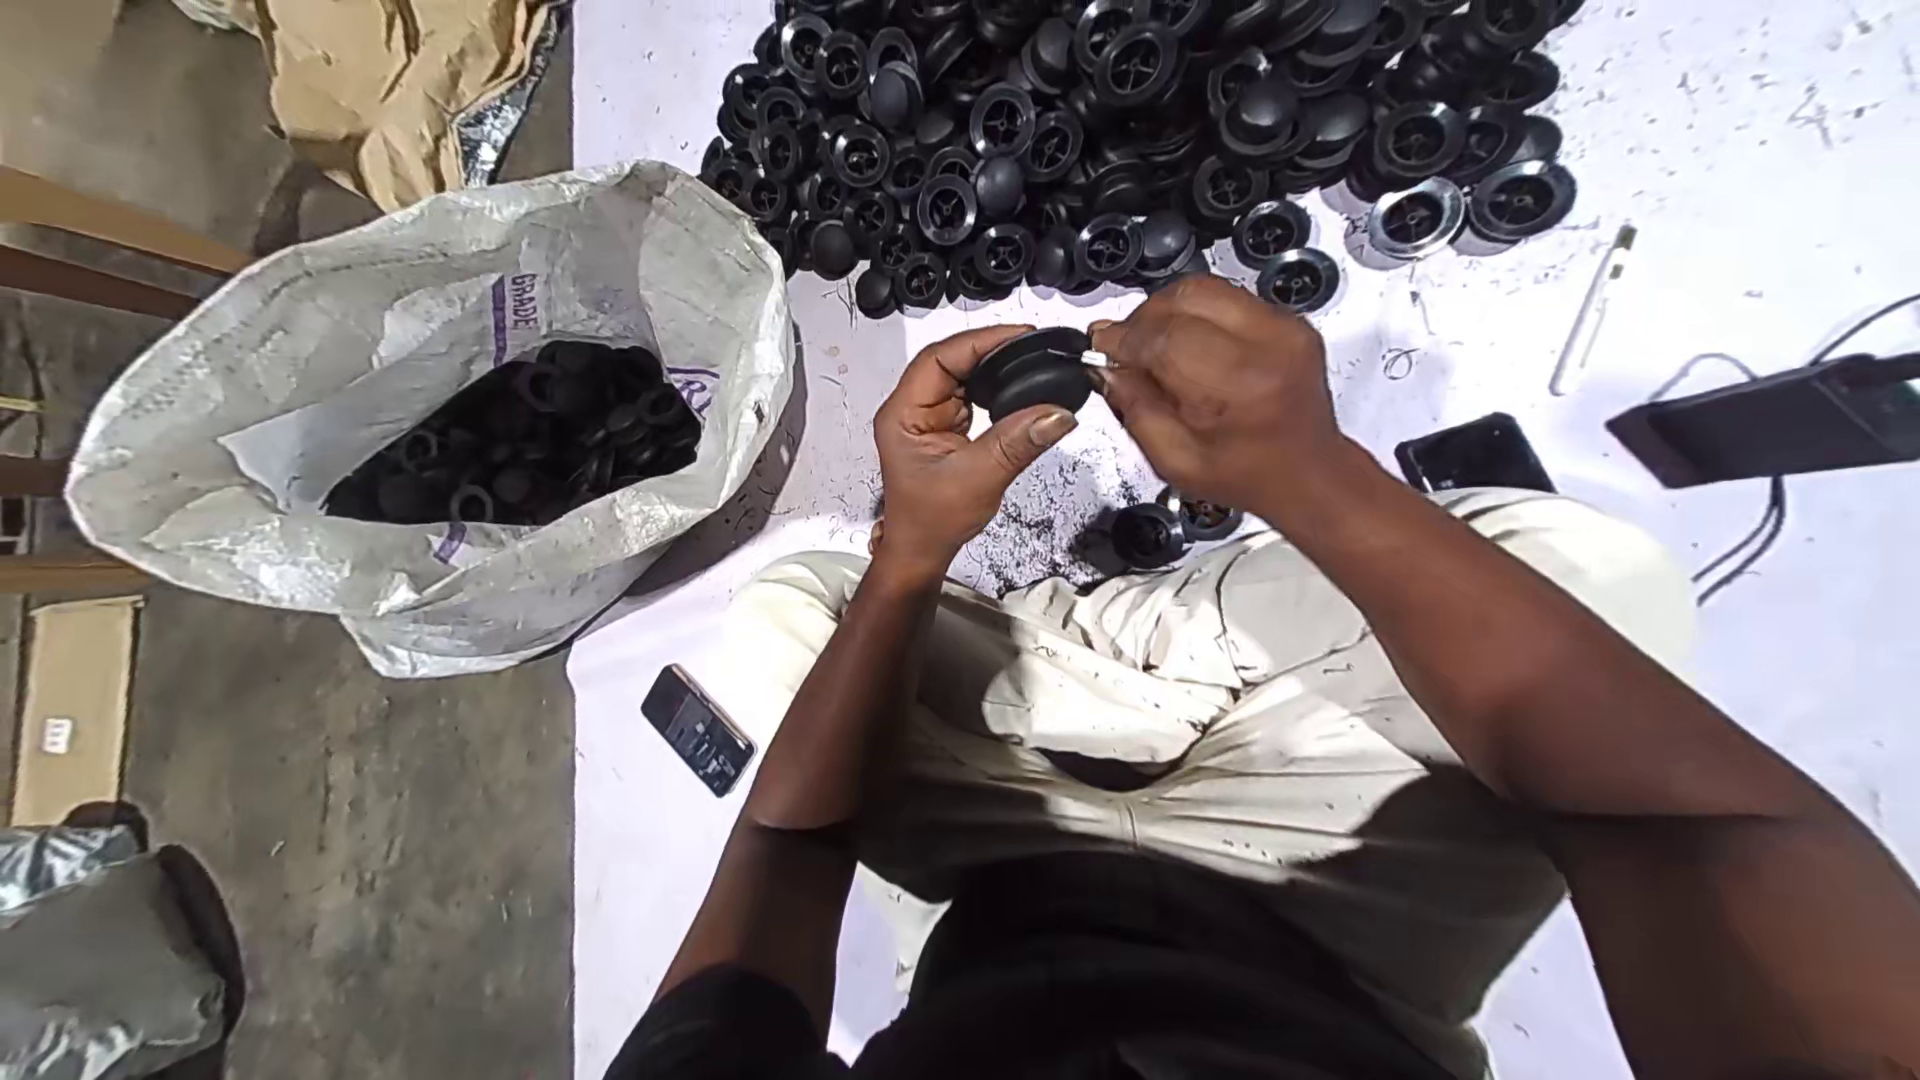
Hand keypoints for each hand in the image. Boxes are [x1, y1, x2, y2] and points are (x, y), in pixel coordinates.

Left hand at [872, 325, 1078, 576]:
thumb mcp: (978, 479)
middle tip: (1032, 345)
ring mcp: (929, 416)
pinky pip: (973, 395)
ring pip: (964, 376)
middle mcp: (912, 409)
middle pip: (952, 361)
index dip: (981, 342)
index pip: (940, 358)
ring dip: (996, 369)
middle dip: (992, 351)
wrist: (923, 550)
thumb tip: (1056, 414)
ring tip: (1029, 362)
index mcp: (903, 415)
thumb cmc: (930, 522)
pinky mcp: (946, 426)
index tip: (1018, 336)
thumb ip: (1018, 443)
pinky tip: (1016, 387)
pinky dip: (996, 390)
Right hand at [1091, 275, 1344, 512]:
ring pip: (1204, 289)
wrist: (1306, 473)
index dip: (1124, 337)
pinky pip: (1226, 298)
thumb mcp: (1173, 459)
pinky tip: (1182, 346)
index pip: (1165, 335)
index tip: (1101, 345)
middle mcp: (1269, 346)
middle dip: (1141, 319)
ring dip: (1165, 313)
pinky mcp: (1287, 321)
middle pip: (1185, 297)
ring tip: (1151, 348)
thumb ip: (1135, 409)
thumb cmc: (1249, 475)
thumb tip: (1108, 369)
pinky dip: (1193, 315)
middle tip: (1123, 347)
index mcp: (1239, 386)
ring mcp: (1283, 328)